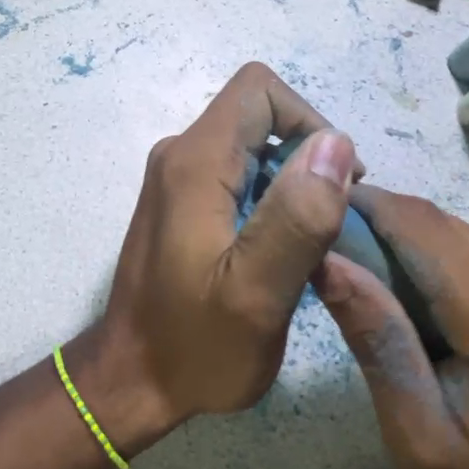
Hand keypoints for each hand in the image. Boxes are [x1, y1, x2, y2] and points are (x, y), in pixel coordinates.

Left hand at [75, 64, 359, 450]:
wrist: (131, 380)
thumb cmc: (194, 345)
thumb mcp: (257, 292)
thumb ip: (296, 216)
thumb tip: (336, 142)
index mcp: (195, 162)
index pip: (260, 89)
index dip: (310, 121)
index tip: (334, 184)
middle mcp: (180, 154)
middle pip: (258, 115)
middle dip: (306, 158)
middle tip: (327, 227)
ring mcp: (176, 178)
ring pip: (251, 147)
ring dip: (290, 184)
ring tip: (305, 248)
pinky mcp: (180, 203)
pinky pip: (236, 174)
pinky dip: (269, 200)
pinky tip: (276, 254)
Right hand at [313, 188, 468, 468]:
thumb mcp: (423, 441)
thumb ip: (378, 344)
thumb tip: (327, 262)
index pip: (420, 228)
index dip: (362, 208)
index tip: (309, 215)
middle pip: (438, 223)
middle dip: (378, 228)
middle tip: (331, 258)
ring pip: (459, 232)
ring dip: (408, 245)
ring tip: (371, 284)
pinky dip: (441, 262)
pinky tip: (424, 302)